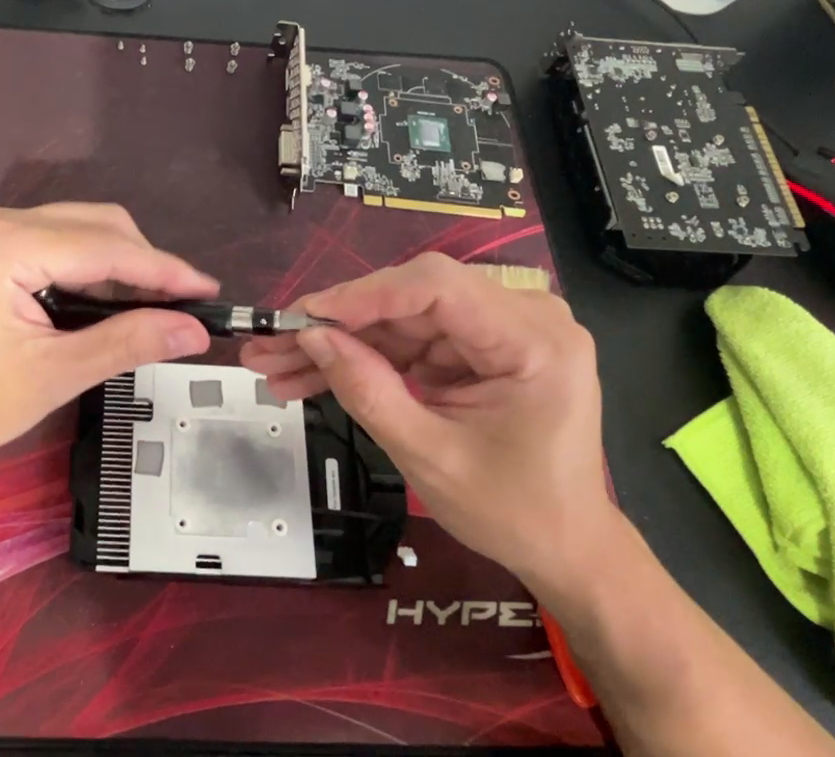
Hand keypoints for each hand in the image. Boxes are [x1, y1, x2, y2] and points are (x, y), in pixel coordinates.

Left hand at [0, 204, 216, 561]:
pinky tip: (112, 297)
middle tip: (184, 307)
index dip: (165, 270)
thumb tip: (193, 330)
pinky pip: (57, 241)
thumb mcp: (55, 375)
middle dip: (145, 263)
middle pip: (97, 225)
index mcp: (6, 247)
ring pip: (80, 228)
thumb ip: (128, 342)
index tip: (209, 290)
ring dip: (121, 262)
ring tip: (156, 305)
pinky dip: (91, 265)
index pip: (107, 247)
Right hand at [239, 253, 615, 588]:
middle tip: (270, 347)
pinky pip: (410, 339)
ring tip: (275, 366)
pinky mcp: (480, 345)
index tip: (301, 318)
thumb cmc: (512, 512)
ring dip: (340, 343)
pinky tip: (312, 373)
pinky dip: (364, 358)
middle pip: (412, 299)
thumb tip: (310, 337)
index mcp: (535, 342)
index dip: (362, 295)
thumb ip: (368, 392)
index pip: (437, 288)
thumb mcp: (429, 456)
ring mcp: (502, 329)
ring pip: (401, 318)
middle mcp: (525, 318)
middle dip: (338, 324)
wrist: (564, 546)